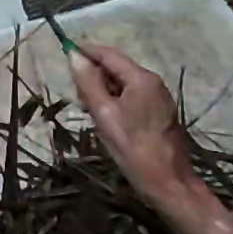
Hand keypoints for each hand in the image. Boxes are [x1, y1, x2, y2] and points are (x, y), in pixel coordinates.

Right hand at [69, 45, 202, 207]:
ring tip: (89, 111)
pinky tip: (104, 119)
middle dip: (94, 75)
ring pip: (122, 83)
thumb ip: (88, 83)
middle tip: (77, 97)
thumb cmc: (133, 148)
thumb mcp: (104, 114)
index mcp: (141, 79)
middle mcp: (152, 82)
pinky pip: (131, 96)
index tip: (64, 51)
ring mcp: (158, 96)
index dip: (86, 51)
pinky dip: (114, 101)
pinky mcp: (158, 111)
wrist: (168, 182)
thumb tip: (73, 56)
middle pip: (116, 68)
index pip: (109, 54)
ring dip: (102, 90)